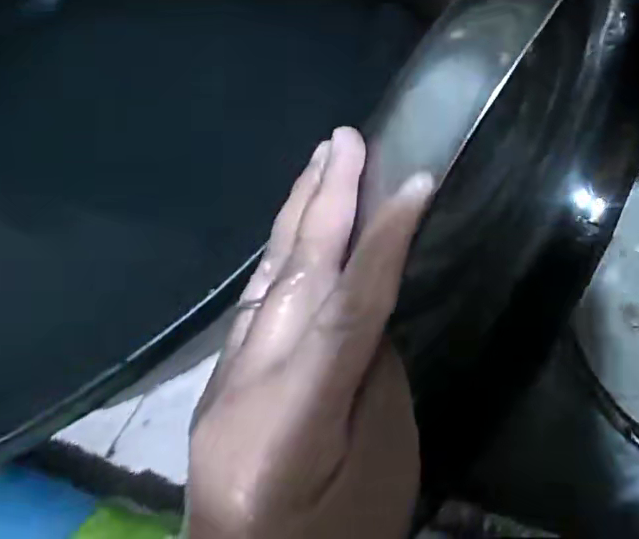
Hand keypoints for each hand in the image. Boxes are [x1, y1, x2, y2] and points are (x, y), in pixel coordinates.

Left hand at [187, 128, 434, 538]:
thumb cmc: (340, 534)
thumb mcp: (382, 463)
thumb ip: (375, 372)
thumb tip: (372, 300)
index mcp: (293, 423)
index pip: (348, 309)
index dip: (385, 239)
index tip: (418, 180)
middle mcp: (244, 392)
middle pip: (296, 278)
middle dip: (327, 199)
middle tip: (346, 139)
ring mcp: (222, 386)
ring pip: (268, 279)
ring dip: (299, 211)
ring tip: (322, 160)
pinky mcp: (220, 385)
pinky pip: (257, 300)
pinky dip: (282, 250)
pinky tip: (296, 225)